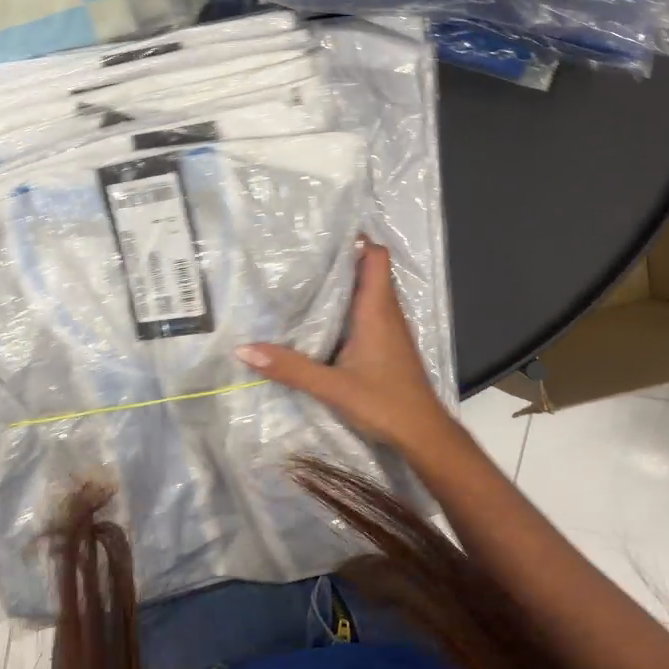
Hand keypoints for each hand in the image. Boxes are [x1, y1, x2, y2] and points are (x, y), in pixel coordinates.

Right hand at [236, 241, 460, 458]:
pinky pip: (371, 312)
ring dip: (347, 282)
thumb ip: (290, 368)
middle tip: (306, 255)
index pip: (376, 257)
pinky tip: (327, 319)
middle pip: (371, 270)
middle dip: (343, 258)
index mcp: (377, 310)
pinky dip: (351, 305)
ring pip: (371, 291)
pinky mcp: (390, 345)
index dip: (356, 240)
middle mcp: (387, 313)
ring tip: (310, 279)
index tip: (324, 235)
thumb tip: (244, 349)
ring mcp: (392, 329)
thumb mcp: (332, 387)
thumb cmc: (384, 403)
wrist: (423, 433)